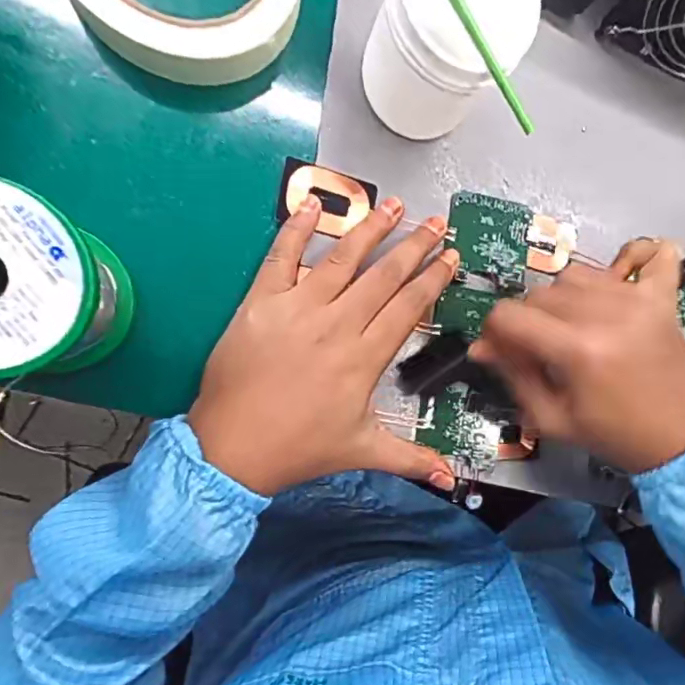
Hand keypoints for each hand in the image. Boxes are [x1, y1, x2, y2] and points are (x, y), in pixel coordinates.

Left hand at [189, 195, 460, 495]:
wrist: (234, 447)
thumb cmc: (298, 450)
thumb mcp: (360, 451)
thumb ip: (411, 458)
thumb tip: (450, 479)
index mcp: (364, 358)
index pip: (407, 308)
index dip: (431, 279)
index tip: (449, 257)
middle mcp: (337, 326)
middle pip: (383, 277)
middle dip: (413, 246)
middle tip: (434, 222)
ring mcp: (297, 310)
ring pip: (342, 260)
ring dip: (370, 229)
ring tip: (393, 205)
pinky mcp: (260, 303)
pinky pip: (281, 258)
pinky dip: (296, 229)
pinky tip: (312, 204)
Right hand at [470, 239, 684, 473]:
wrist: (677, 439)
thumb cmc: (610, 433)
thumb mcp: (548, 417)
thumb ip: (512, 374)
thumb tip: (481, 346)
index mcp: (578, 350)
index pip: (509, 315)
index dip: (494, 332)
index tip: (501, 349)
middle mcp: (607, 315)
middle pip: (538, 293)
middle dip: (526, 319)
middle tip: (537, 348)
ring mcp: (638, 300)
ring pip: (574, 275)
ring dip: (563, 296)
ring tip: (573, 325)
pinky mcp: (662, 297)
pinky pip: (649, 254)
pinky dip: (632, 259)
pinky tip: (620, 280)